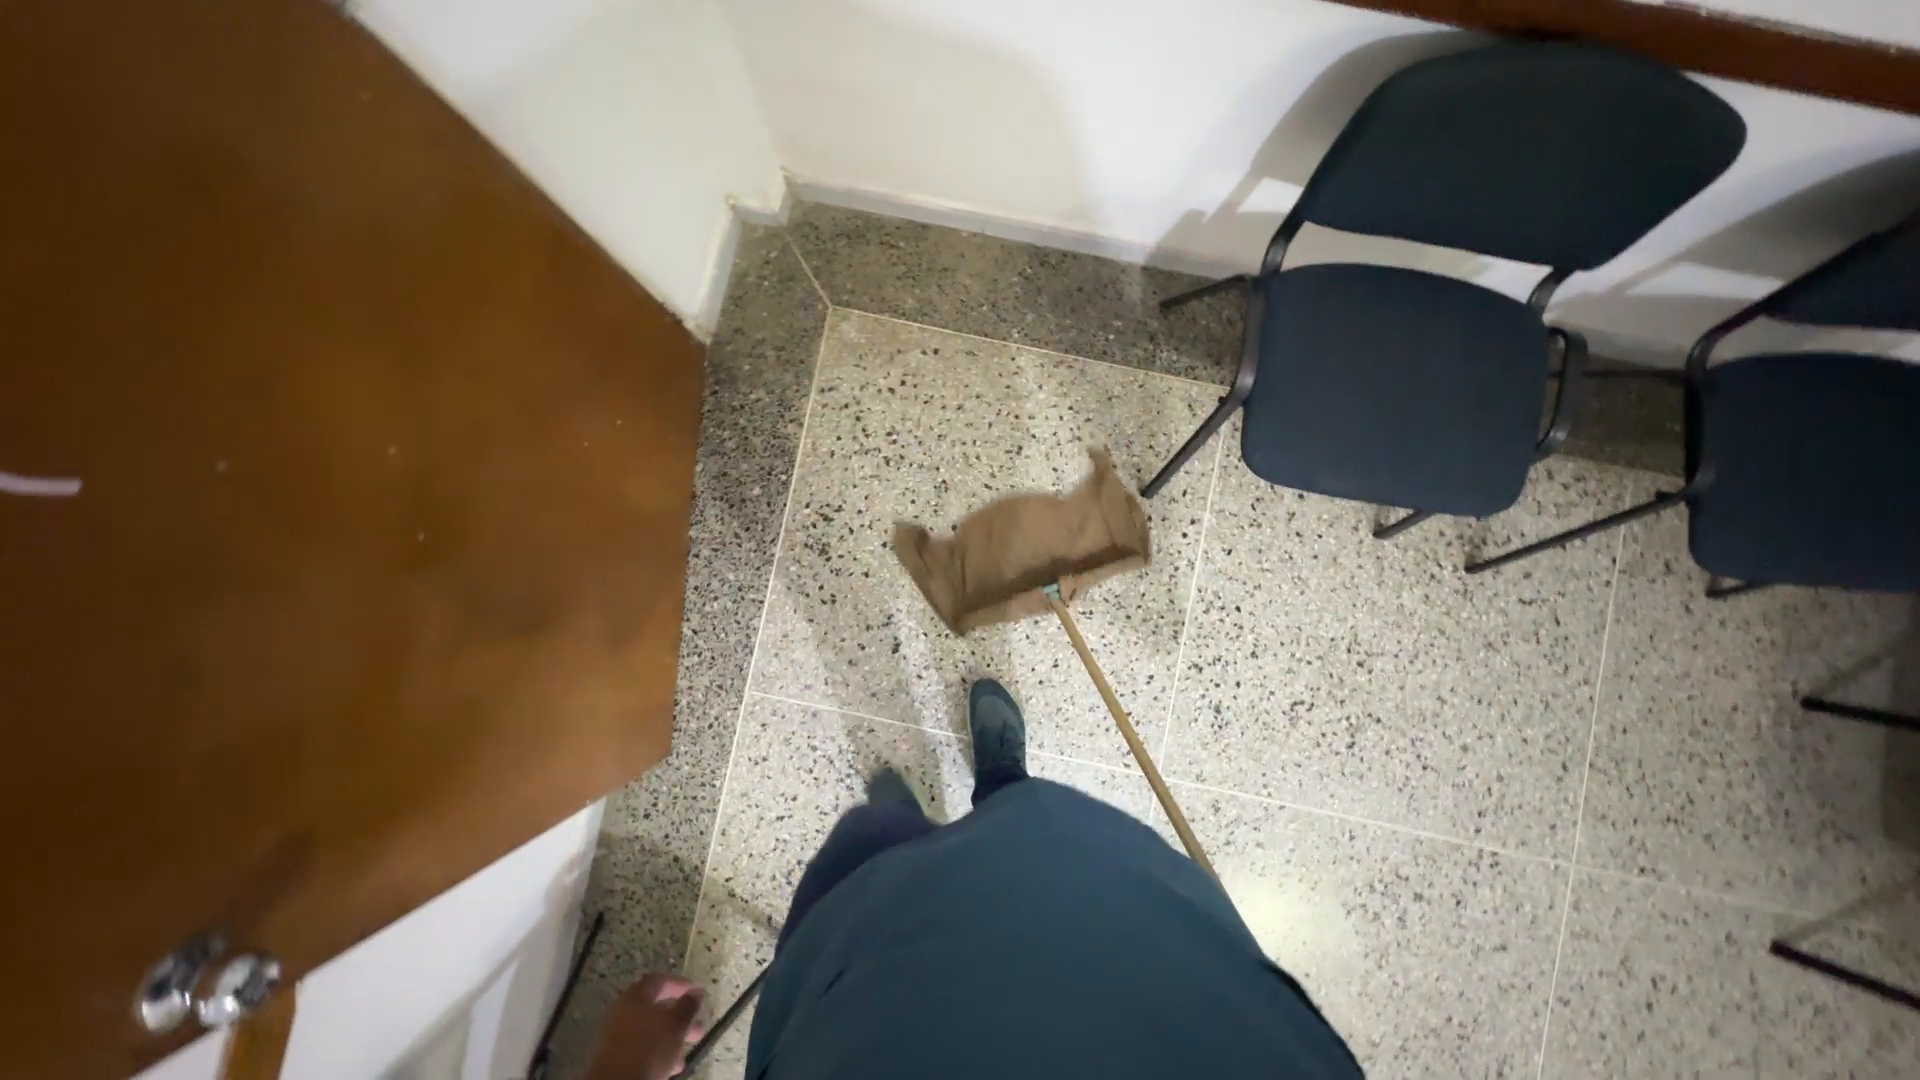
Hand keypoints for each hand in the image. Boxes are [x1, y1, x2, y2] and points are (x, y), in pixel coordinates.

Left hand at [585, 974, 707, 1079]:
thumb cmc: (648, 1048)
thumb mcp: (675, 1024)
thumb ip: (687, 1006)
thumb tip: (696, 992)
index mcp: (635, 996)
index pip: (658, 980)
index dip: (679, 983)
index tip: (697, 992)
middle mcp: (622, 1011)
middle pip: (654, 1007)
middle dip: (678, 1016)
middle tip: (697, 1025)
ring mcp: (615, 1035)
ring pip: (649, 1030)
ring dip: (670, 1036)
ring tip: (687, 1048)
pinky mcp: (614, 1057)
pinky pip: (640, 1047)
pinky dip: (657, 1050)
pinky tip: (670, 1063)